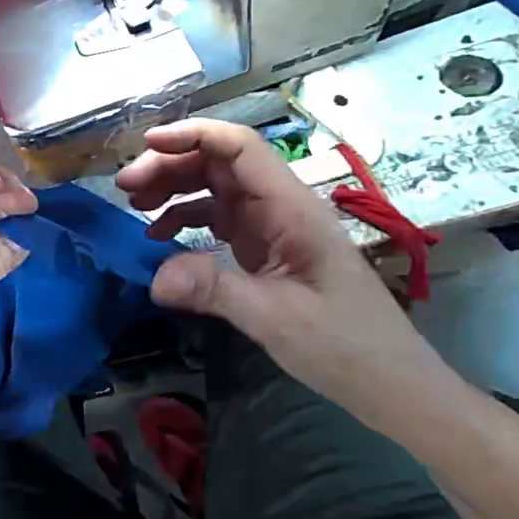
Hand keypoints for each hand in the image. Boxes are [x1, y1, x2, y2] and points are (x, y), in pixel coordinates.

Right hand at [115, 119, 442, 415]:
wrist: (392, 383)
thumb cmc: (347, 346)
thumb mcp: (277, 319)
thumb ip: (215, 291)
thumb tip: (153, 278)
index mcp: (293, 207)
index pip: (240, 148)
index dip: (192, 135)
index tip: (145, 145)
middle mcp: (282, 207)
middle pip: (221, 164)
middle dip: (172, 165)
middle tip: (126, 188)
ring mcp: (274, 227)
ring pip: (217, 189)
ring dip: (176, 189)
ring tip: (135, 206)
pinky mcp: (267, 249)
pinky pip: (220, 220)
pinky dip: (188, 220)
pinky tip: (161, 237)